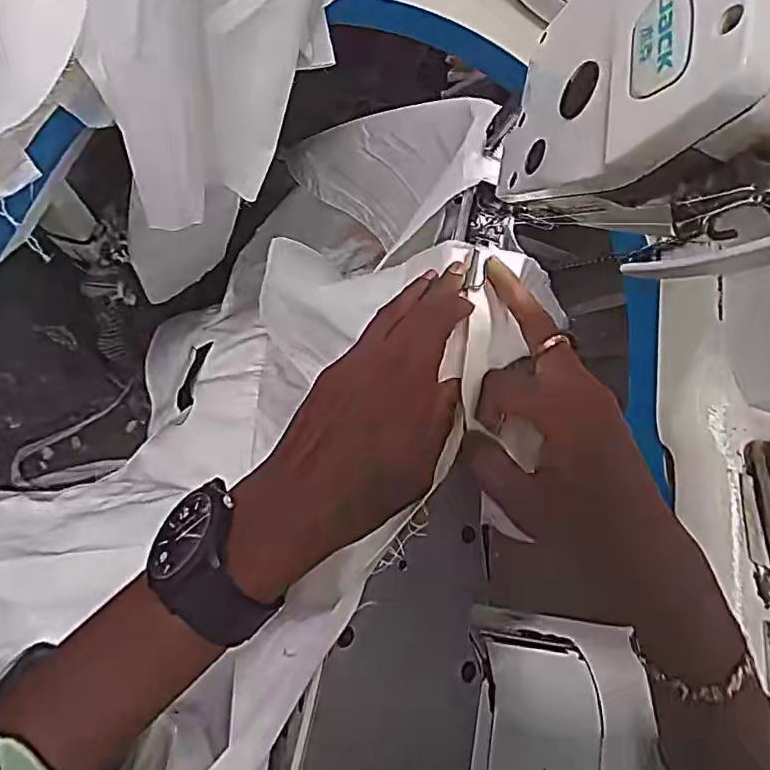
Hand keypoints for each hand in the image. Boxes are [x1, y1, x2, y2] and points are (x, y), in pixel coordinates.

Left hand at [227, 263, 469, 601]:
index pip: (436, 320)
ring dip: (409, 297)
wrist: (301, 497)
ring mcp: (351, 364)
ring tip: (424, 285)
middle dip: (435, 287)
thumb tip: (455, 388)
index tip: (467, 296)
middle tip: (451, 272)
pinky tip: (393, 327)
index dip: (455, 303)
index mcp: (407, 374)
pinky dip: (386, 320)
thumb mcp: (426, 457)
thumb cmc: (362, 485)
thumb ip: (443, 412)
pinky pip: (367, 334)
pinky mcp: (333, 376)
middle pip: (410, 308)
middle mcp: (377, 359)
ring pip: (385, 317)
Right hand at [461, 258, 688, 619]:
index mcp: (559, 409)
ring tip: (503, 307)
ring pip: (555, 348)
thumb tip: (468, 436)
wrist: (640, 545)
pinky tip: (524, 377)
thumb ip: (486, 462)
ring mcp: (595, 395)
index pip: (504, 384)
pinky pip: (565, 370)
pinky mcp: (600, 407)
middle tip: (492, 273)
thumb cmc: (588, 529)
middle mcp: (581, 391)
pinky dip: (541, 361)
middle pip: (543, 330)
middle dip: (515, 299)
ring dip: (529, 328)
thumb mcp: (523, 502)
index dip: (479, 398)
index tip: (470, 417)